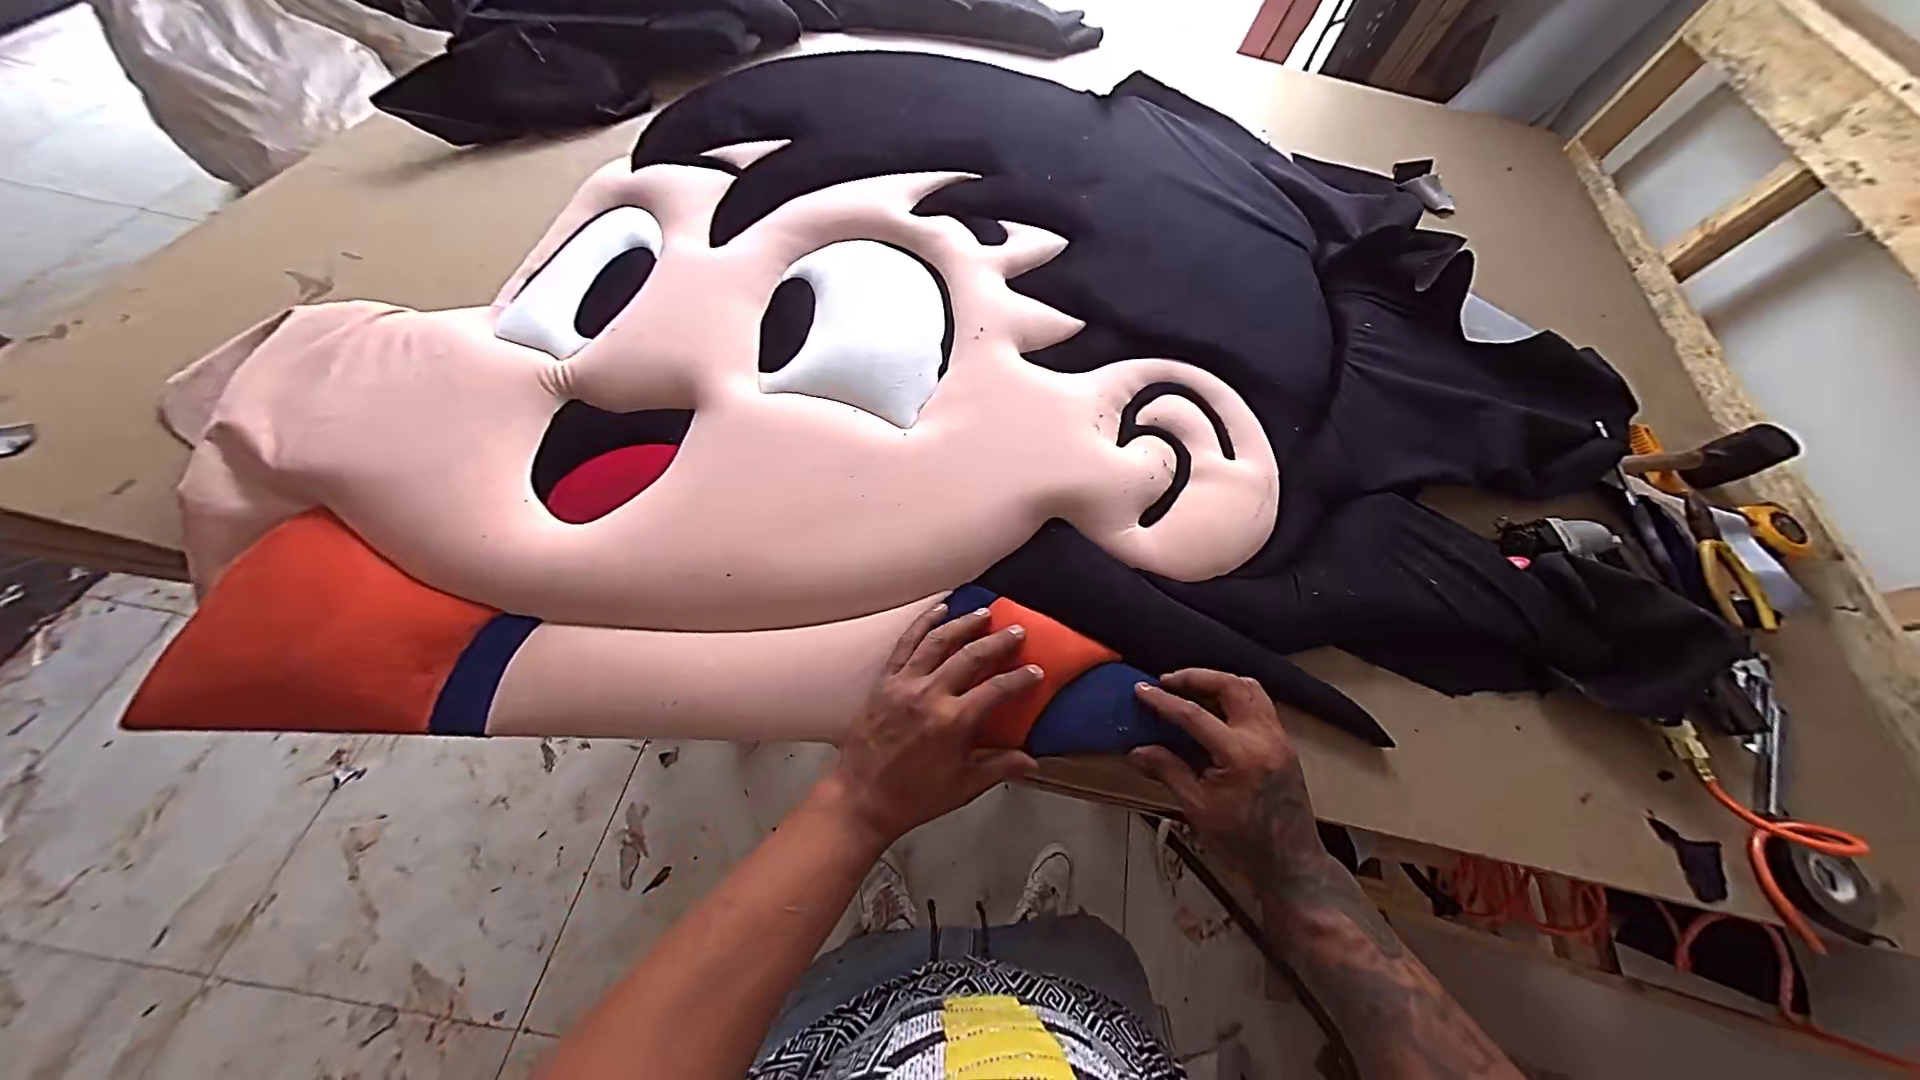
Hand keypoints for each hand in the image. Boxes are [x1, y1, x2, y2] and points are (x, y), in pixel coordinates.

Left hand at [819, 603, 1042, 848]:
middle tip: (1016, 632)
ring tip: (983, 613)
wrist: (862, 798)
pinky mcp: (885, 681)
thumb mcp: (965, 785)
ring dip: (964, 623)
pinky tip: (938, 610)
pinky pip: (905, 643)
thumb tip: (1030, 761)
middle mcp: (928, 696)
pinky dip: (923, 623)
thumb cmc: (913, 796)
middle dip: (999, 641)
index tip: (1036, 671)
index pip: (997, 689)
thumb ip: (1001, 767)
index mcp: (952, 722)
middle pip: (971, 656)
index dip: (1020, 678)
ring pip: (939, 641)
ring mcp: (904, 685)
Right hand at [1129, 670, 1328, 886]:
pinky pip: (1260, 703)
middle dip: (1195, 677)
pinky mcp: (1285, 744)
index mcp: (1241, 755)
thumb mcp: (1197, 807)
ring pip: (1250, 688)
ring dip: (1218, 682)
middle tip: (1168, 681)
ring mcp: (1279, 739)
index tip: (1141, 690)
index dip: (1163, 700)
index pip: (1194, 714)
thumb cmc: (1243, 843)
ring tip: (1191, 689)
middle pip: (1230, 685)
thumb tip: (1136, 751)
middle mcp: (1265, 738)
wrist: (1291, 866)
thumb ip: (1167, 770)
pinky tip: (1215, 708)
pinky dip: (1235, 696)